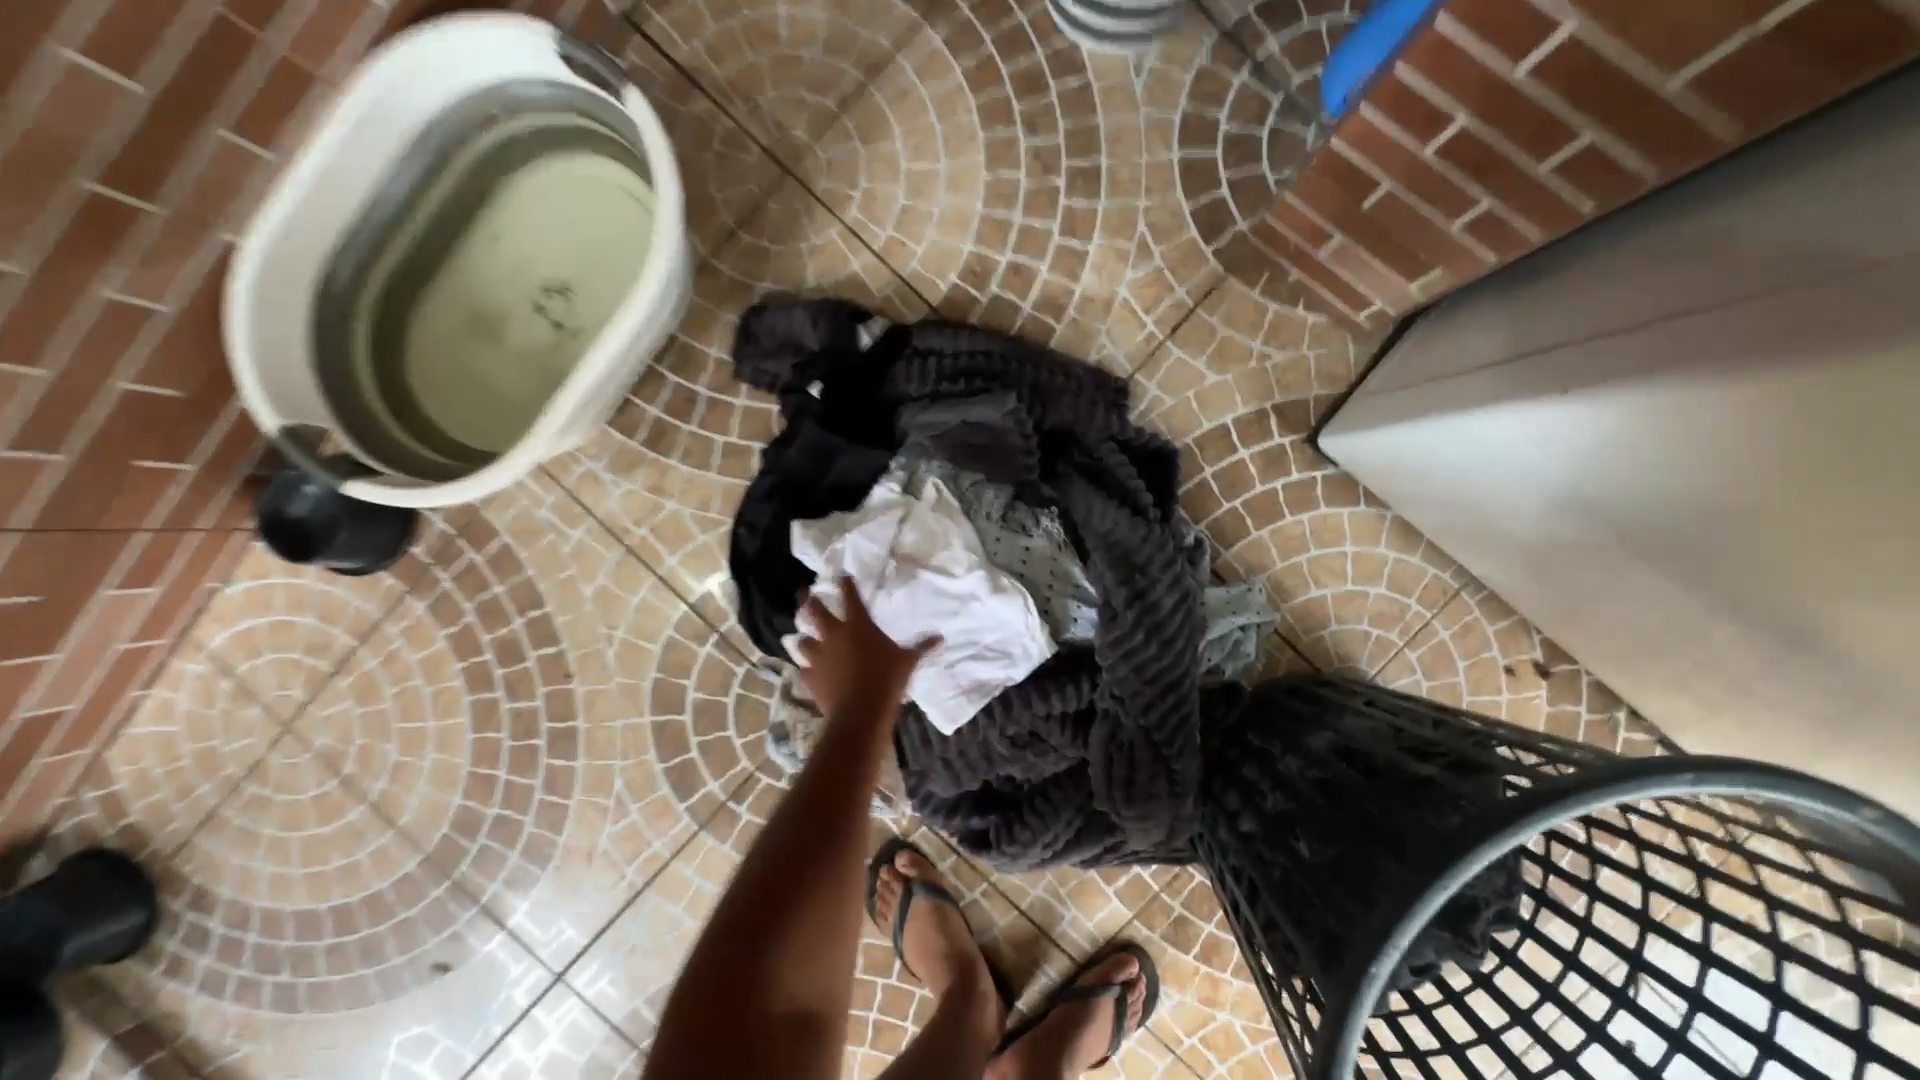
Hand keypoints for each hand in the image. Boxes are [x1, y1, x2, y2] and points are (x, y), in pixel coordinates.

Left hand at [794, 577, 938, 721]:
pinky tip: (809, 671)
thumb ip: (921, 648)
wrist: (860, 712)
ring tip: (804, 638)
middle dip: (808, 601)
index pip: (849, 597)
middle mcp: (834, 635)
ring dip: (804, 639)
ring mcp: (819, 656)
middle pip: (815, 612)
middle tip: (803, 594)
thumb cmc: (886, 680)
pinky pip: (804, 669)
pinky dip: (807, 669)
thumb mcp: (908, 662)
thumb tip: (940, 639)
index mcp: (858, 625)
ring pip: (802, 641)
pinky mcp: (810, 677)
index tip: (840, 576)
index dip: (845, 584)